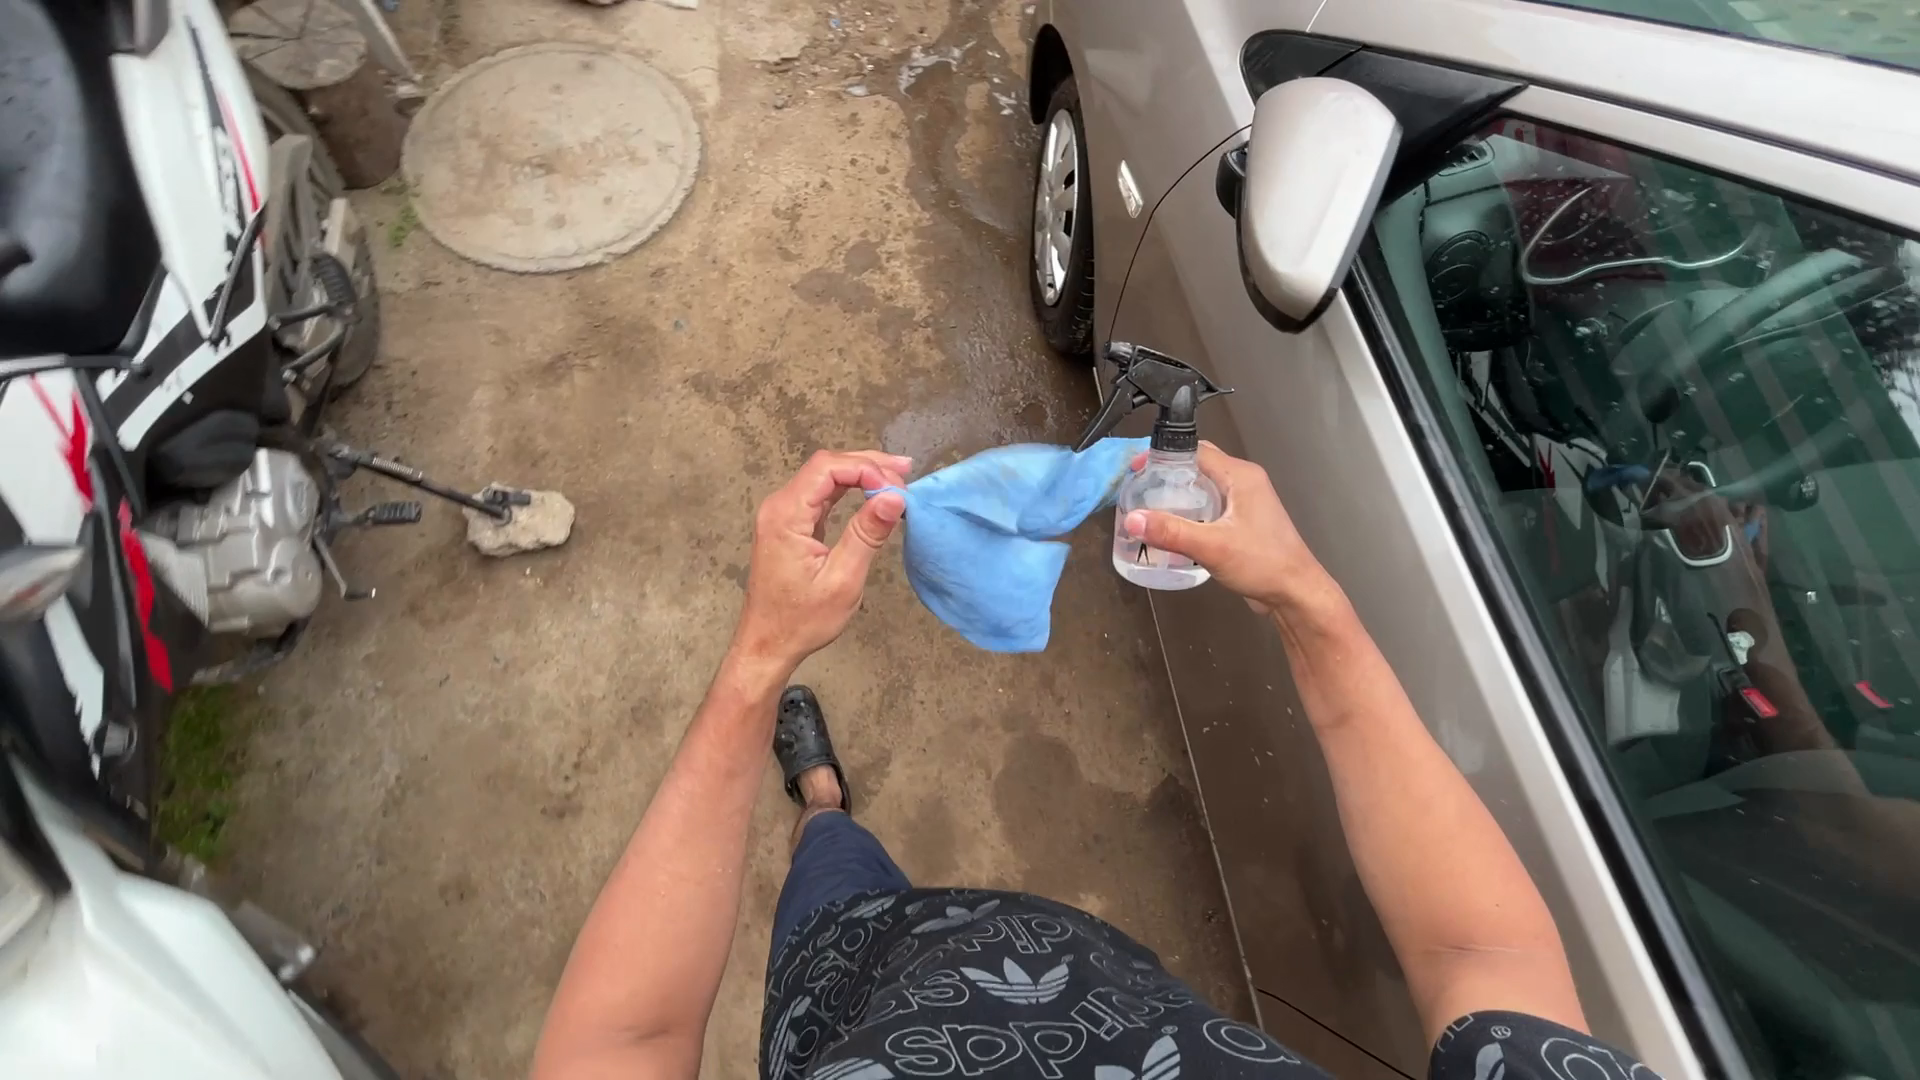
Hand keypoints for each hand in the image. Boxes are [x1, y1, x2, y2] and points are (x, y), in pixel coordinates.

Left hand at [732, 450, 911, 671]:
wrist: (768, 644)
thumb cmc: (802, 620)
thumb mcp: (842, 580)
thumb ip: (867, 535)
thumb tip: (894, 498)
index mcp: (786, 515)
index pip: (827, 468)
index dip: (865, 468)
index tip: (896, 489)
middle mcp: (779, 506)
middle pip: (826, 466)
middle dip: (867, 465)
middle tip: (906, 475)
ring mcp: (783, 514)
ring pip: (825, 477)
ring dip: (861, 474)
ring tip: (897, 478)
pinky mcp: (791, 524)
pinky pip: (821, 494)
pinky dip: (850, 489)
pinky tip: (874, 492)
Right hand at [1121, 442, 1332, 616]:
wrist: (1295, 594)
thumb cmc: (1264, 564)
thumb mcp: (1212, 546)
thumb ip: (1171, 531)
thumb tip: (1133, 519)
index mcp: (1241, 476)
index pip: (1195, 450)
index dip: (1162, 455)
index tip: (1135, 468)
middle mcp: (1244, 482)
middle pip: (1197, 466)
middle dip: (1166, 474)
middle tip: (1138, 488)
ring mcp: (1244, 502)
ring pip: (1203, 486)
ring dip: (1176, 493)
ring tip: (1147, 506)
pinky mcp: (1242, 520)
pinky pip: (1209, 505)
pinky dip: (1189, 510)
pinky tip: (1172, 527)